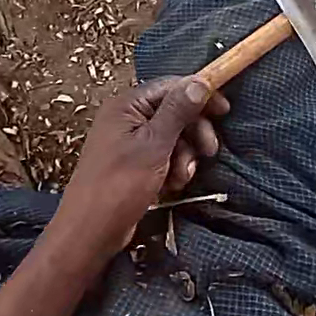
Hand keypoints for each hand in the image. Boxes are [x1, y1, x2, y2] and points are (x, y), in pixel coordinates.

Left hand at [53, 78, 229, 262]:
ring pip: (174, 135)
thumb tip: (200, 82)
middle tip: (209, 150)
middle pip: (175, 111)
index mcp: (127, 105)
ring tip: (182, 176)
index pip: (171, 86)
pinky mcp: (135, 163)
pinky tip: (173, 184)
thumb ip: (178, 111)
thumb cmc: (119, 185)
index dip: (200, 94)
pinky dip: (174, 167)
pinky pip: (165, 154)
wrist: (90, 233)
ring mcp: (130, 141)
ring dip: (186, 154)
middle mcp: (127, 118)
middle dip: (194, 131)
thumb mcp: (154, 144)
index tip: (225, 110)